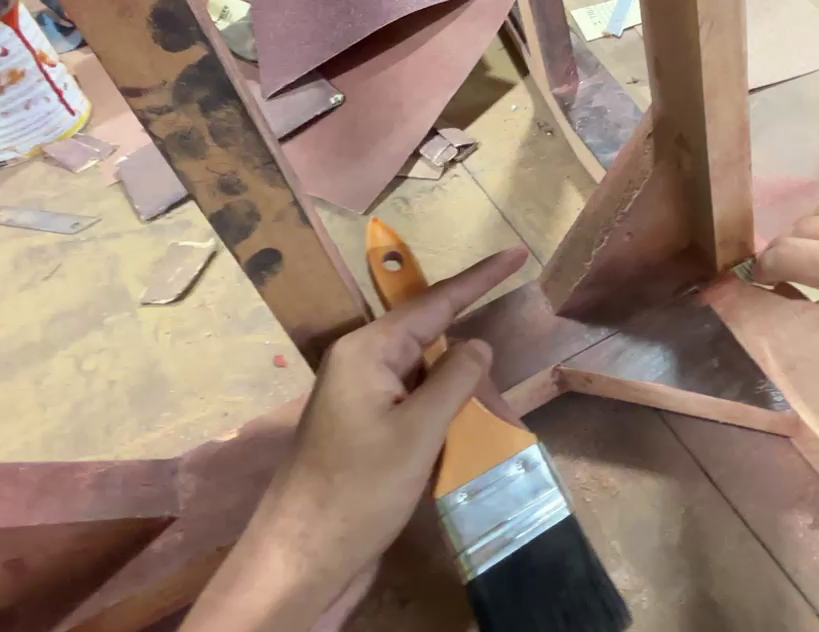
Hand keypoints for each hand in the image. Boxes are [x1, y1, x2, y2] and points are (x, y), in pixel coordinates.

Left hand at [183, 247, 527, 631]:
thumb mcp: (418, 431)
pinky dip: (444, 416)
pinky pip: (417, 405)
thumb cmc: (358, 492)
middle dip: (471, 350)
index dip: (481, 277)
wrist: (301, 565)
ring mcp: (364, 399)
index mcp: (368, 350)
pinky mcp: (368, 431)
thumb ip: (456, 378)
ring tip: (490, 417)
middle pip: (432, 338)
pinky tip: (463, 437)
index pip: (436, 301)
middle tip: (507, 359)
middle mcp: (364, 364)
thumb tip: (478, 345)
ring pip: (428, 375)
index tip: (517, 253)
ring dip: (459, 393)